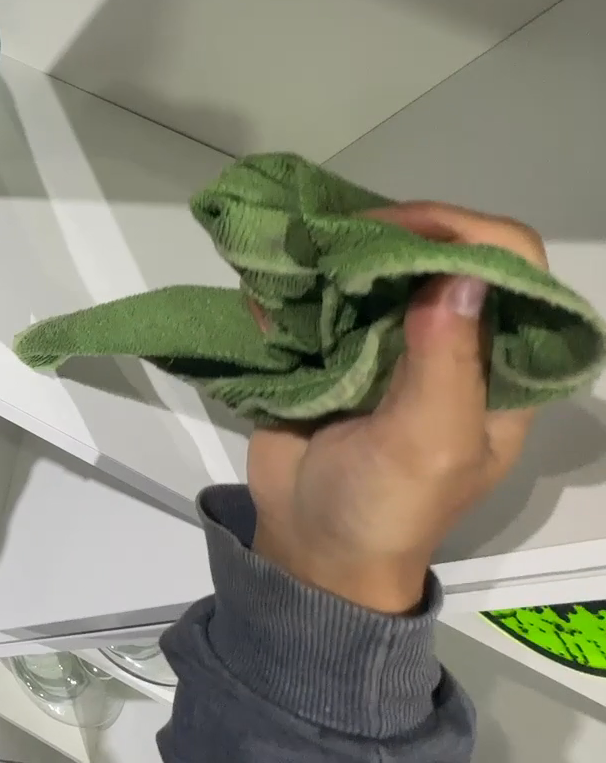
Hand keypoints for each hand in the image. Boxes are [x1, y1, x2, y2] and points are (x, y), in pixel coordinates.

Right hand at [248, 202, 544, 613]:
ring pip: (367, 274)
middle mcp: (445, 344)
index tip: (386, 231)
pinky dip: (283, 290)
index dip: (457, 233)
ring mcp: (379, 347)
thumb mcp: (428, 443)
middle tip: (321, 241)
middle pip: (433, 257)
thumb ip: (447, 365)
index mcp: (498, 365)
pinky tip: (263, 296)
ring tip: (285, 261)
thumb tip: (458, 276)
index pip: (506, 271)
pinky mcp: (322, 354)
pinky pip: (309, 303)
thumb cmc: (387, 504)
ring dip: (324, 259)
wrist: (310, 539)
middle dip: (380, 237)